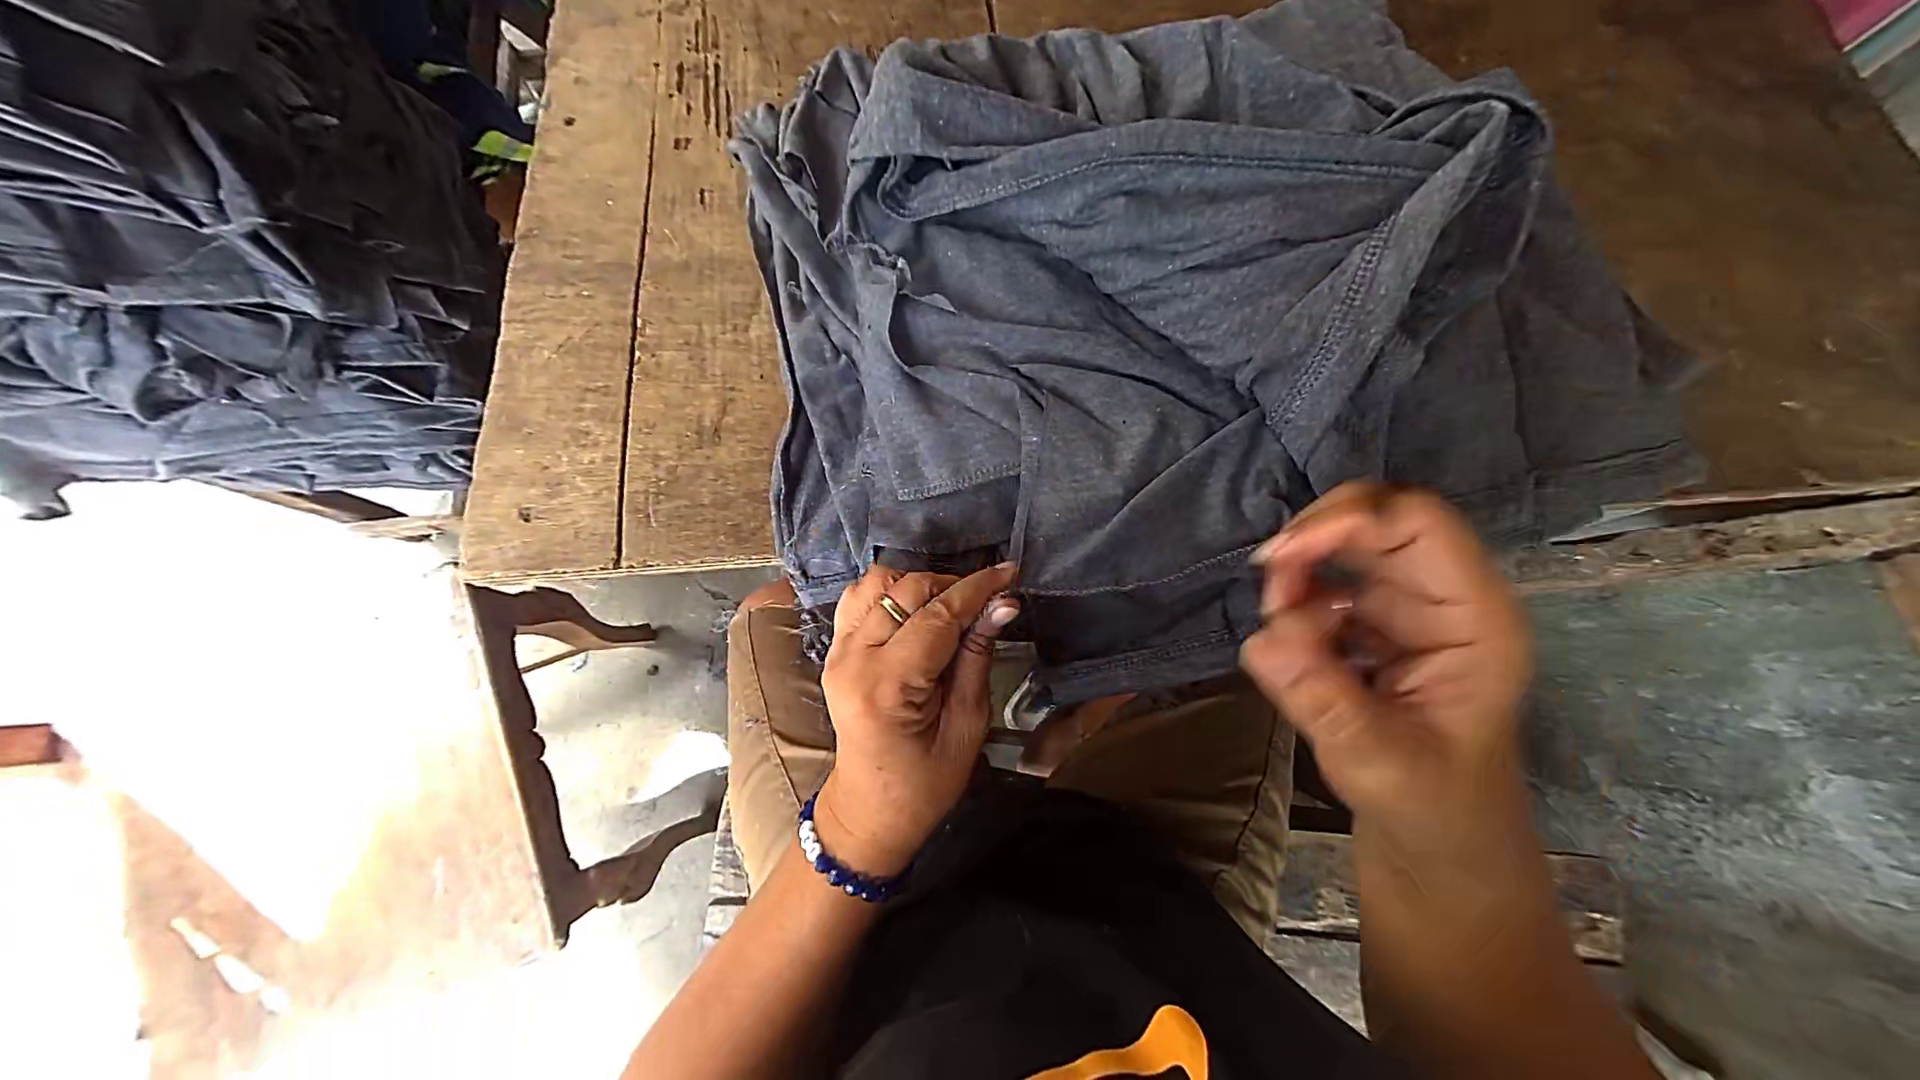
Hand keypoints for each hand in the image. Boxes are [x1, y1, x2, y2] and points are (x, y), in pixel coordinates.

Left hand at [814, 563, 1020, 876]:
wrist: (869, 808)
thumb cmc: (925, 783)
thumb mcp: (966, 725)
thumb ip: (977, 656)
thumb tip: (1003, 605)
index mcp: (887, 686)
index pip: (937, 615)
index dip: (977, 589)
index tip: (1009, 572)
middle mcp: (853, 660)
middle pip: (906, 590)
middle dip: (952, 586)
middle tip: (985, 603)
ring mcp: (836, 652)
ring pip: (877, 584)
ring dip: (919, 586)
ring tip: (949, 608)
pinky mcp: (833, 651)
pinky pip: (858, 599)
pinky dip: (889, 593)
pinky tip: (914, 611)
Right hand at [1240, 483, 1533, 846]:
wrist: (1436, 843)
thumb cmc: (1430, 808)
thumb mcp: (1378, 762)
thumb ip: (1323, 699)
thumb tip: (1263, 639)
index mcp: (1473, 619)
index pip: (1417, 523)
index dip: (1347, 521)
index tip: (1281, 560)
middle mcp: (1441, 598)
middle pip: (1374, 519)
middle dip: (1311, 543)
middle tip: (1270, 590)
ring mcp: (1404, 609)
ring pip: (1341, 548)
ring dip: (1296, 577)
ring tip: (1282, 634)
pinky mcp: (1371, 626)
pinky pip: (1322, 585)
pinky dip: (1293, 603)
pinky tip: (1293, 648)